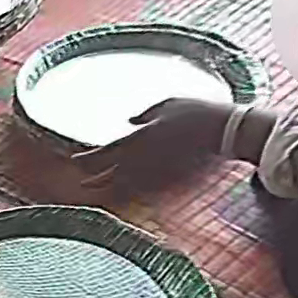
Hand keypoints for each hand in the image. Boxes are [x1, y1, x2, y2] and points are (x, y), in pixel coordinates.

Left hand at [74, 98, 232, 187]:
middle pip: (108, 170)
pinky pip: (139, 186)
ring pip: (120, 182)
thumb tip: (128, 121)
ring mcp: (152, 168)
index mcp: (139, 136)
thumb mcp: (170, 103)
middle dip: (93, 176)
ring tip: (91, 189)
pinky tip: (117, 194)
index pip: (106, 151)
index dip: (88, 157)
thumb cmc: (198, 111)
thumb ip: (146, 113)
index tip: (74, 160)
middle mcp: (141, 156)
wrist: (223, 130)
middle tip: (80, 182)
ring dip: (105, 186)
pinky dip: (125, 191)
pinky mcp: (164, 176)